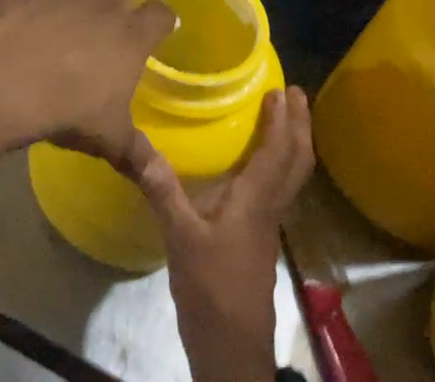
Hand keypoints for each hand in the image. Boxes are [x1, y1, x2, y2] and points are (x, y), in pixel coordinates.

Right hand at [134, 87, 314, 381]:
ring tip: (281, 119)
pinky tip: (251, 166)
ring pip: (290, 178)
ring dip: (291, 145)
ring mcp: (265, 227)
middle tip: (295, 94)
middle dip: (299, 127)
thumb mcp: (180, 236)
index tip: (283, 88)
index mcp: (256, 202)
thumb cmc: (210, 288)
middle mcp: (268, 209)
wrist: (231, 345)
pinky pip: (275, 192)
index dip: (283, 121)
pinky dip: (274, 167)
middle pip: (296, 163)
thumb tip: (135, 143)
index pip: (278, 153)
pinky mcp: (255, 240)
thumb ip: (162, 188)